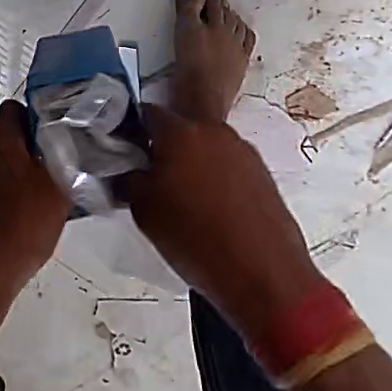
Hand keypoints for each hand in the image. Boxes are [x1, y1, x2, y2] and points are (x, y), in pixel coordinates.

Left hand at [0, 100, 70, 296]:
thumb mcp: (58, 190)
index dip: (36, 112)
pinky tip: (35, 217)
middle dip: (37, 147)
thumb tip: (78, 146)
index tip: (59, 127)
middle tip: (64, 161)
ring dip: (28, 173)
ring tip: (54, 192)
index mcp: (1, 146)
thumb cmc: (21, 226)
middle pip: (11, 138)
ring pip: (6, 166)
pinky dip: (16, 195)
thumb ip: (70, 163)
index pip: (12, 109)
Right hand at [124, 104, 323, 326]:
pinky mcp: (263, 174)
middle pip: (179, 129)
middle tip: (152, 179)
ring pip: (206, 148)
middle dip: (164, 149)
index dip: (132, 129)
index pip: (147, 112)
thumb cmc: (198, 240)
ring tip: (183, 201)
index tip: (126, 149)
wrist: (265, 278)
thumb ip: (129, 178)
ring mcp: (243, 151)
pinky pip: (229, 166)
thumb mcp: (143, 209)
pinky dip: (217, 180)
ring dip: (192, 164)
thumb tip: (127, 170)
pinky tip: (211, 212)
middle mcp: (214, 132)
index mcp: (180, 132)